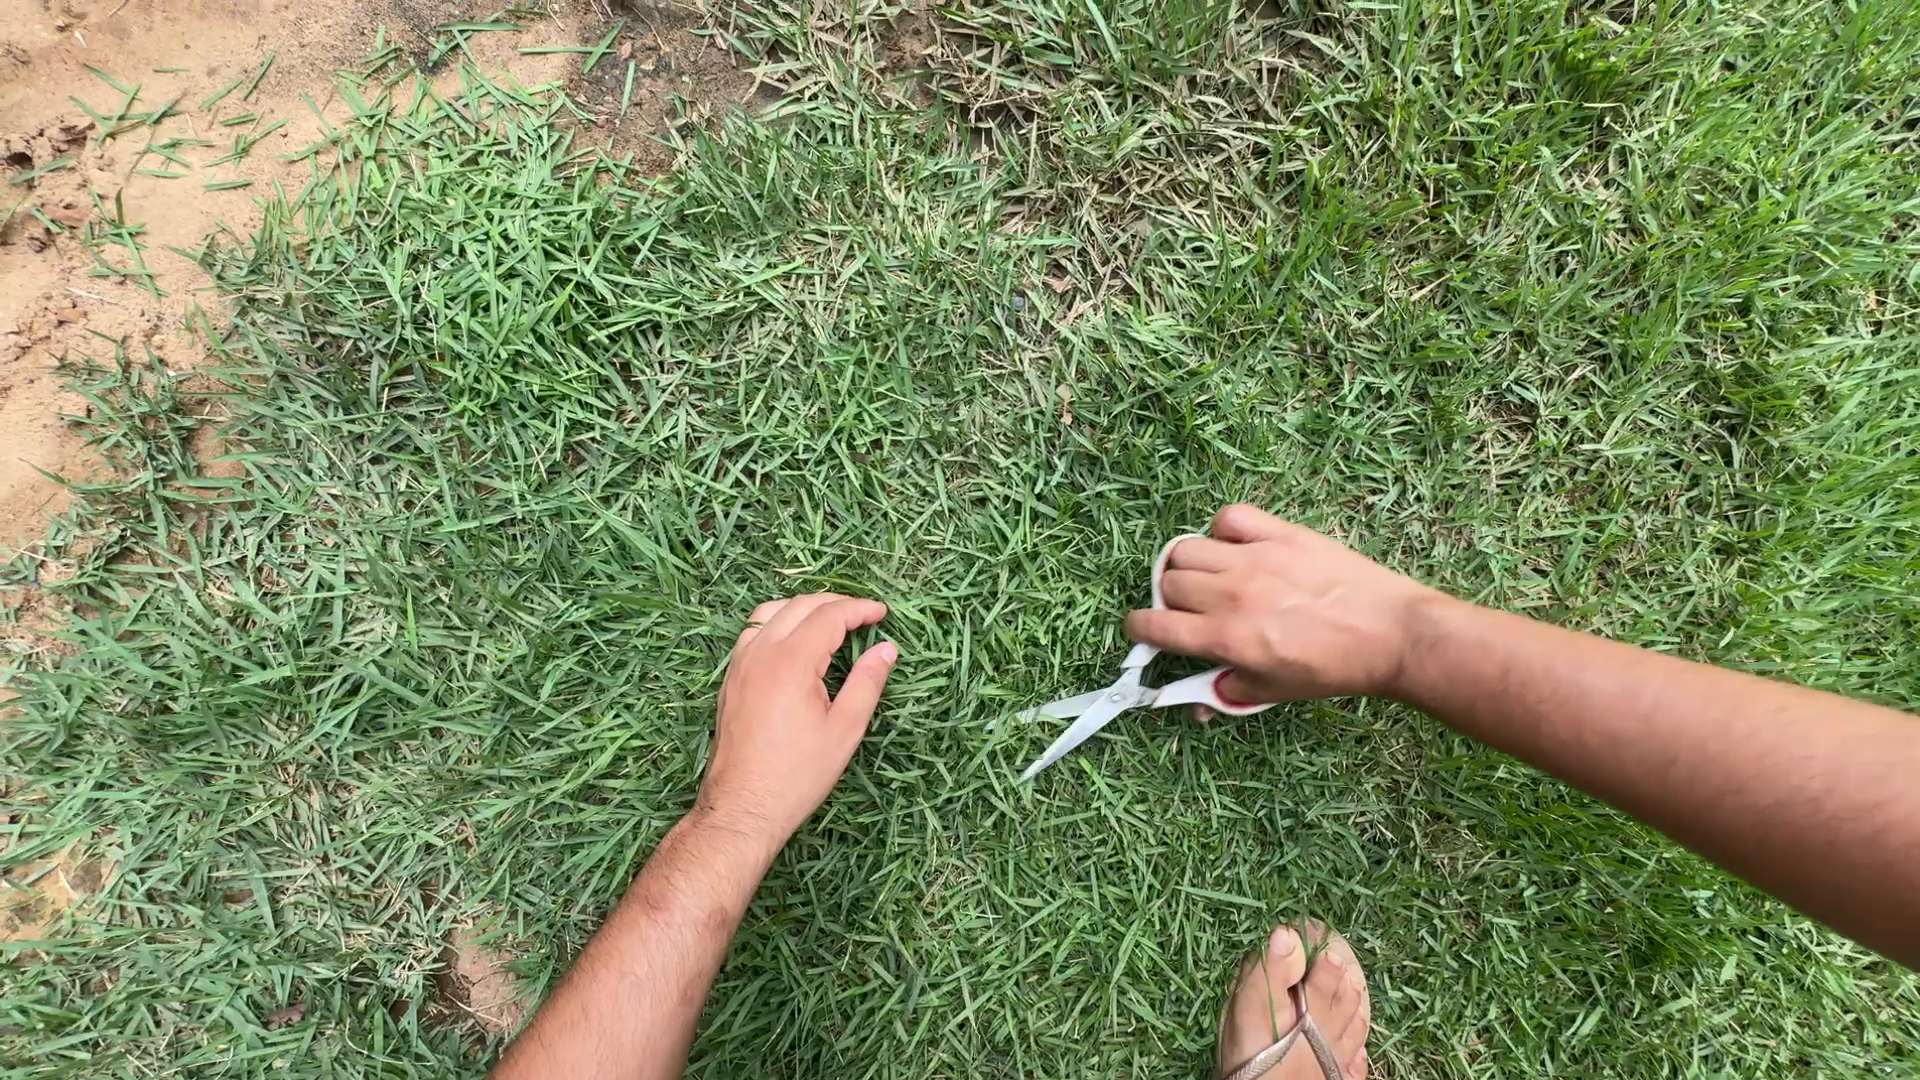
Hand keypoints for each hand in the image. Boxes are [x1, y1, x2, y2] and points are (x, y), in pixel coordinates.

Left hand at [698, 594, 897, 846]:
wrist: (741, 807)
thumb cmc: (798, 774)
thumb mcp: (845, 729)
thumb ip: (867, 682)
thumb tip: (886, 648)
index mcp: (791, 662)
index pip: (829, 616)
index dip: (859, 609)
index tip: (882, 613)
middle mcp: (761, 653)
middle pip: (800, 605)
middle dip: (836, 603)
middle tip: (864, 615)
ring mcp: (740, 664)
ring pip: (771, 611)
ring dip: (804, 608)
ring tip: (831, 621)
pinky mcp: (731, 678)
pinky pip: (754, 631)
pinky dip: (779, 622)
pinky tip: (795, 642)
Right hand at [1125, 505, 1441, 703]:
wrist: (1394, 635)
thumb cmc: (1334, 669)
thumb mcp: (1275, 691)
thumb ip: (1227, 691)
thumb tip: (1194, 702)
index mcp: (1227, 638)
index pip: (1153, 624)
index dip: (1139, 628)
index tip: (1146, 630)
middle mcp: (1231, 595)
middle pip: (1167, 583)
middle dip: (1169, 599)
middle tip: (1190, 609)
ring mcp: (1254, 559)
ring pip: (1185, 548)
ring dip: (1186, 565)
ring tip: (1207, 576)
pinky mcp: (1280, 534)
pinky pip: (1229, 518)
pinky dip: (1221, 530)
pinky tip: (1234, 547)